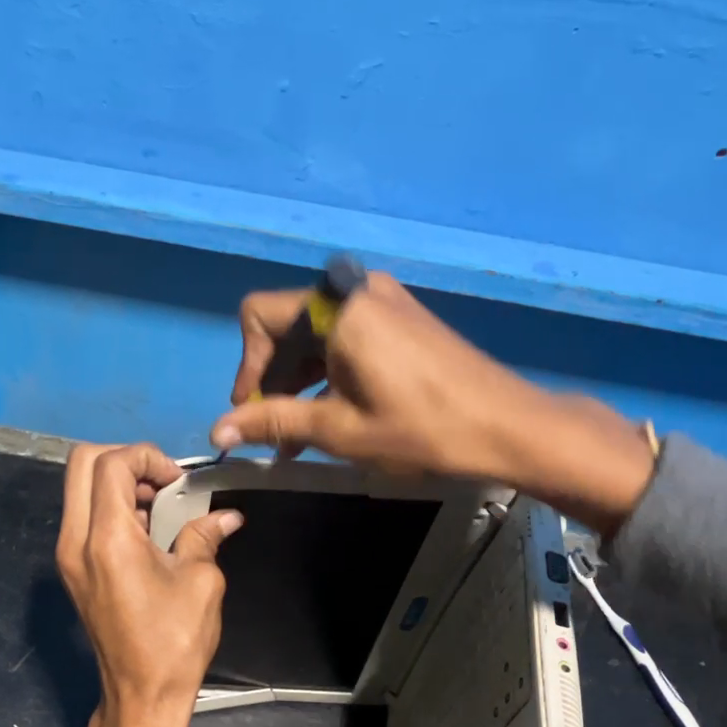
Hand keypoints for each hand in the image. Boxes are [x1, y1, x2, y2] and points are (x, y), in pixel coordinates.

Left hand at [57, 444, 243, 726]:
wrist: (140, 697)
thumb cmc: (174, 643)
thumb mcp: (201, 583)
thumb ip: (204, 537)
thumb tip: (225, 516)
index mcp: (107, 540)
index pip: (111, 464)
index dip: (147, 456)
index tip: (178, 482)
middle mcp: (76, 541)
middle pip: (82, 464)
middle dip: (126, 460)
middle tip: (162, 483)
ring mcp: (68, 556)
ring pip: (80, 489)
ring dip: (118, 484)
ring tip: (158, 507)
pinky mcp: (72, 569)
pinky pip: (84, 516)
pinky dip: (112, 507)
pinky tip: (147, 531)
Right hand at [209, 271, 656, 534]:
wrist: (509, 427)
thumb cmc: (421, 430)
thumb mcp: (339, 430)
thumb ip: (274, 421)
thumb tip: (217, 432)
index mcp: (337, 309)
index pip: (259, 316)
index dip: (248, 366)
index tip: (252, 413)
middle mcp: (356, 291)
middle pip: (286, 323)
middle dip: (271, 377)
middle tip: (272, 432)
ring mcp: (384, 301)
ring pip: (315, 332)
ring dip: (298, 379)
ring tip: (298, 435)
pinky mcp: (402, 318)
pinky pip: (345, 335)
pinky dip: (328, 371)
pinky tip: (331, 414)